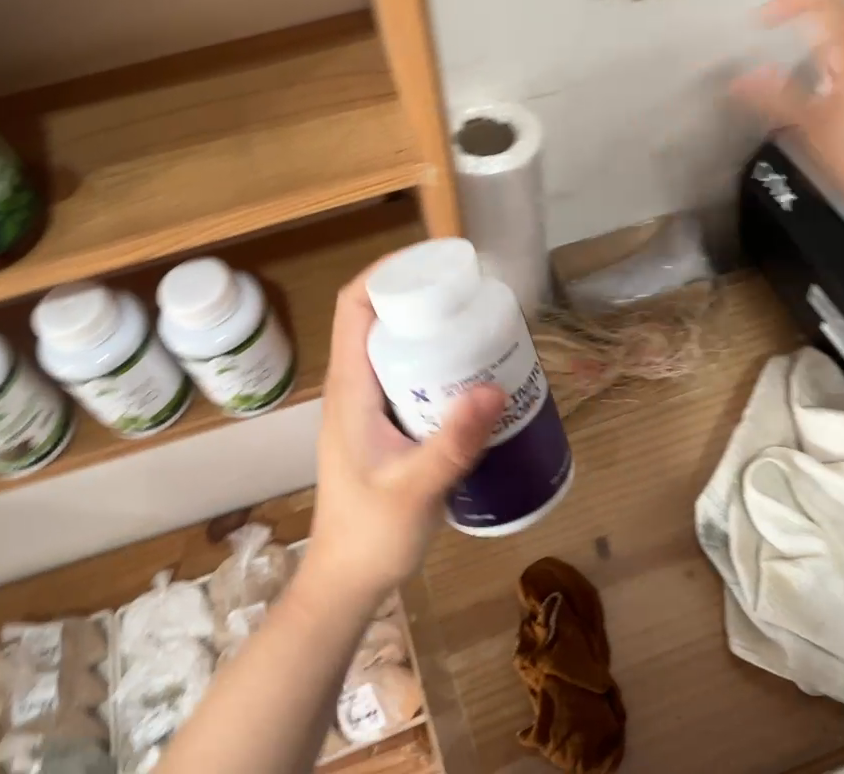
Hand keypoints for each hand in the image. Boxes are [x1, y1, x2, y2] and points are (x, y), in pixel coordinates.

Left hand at [304, 267, 504, 604]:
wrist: (347, 581)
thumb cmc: (370, 535)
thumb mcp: (416, 489)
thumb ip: (453, 442)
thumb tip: (495, 387)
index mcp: (350, 388)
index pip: (354, 305)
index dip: (388, 272)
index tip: (436, 263)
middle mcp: (355, 388)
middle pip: (379, 319)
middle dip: (422, 298)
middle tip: (473, 296)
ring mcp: (368, 409)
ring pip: (396, 349)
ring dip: (431, 332)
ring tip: (481, 329)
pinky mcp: (384, 428)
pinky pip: (408, 378)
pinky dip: (437, 366)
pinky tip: (474, 380)